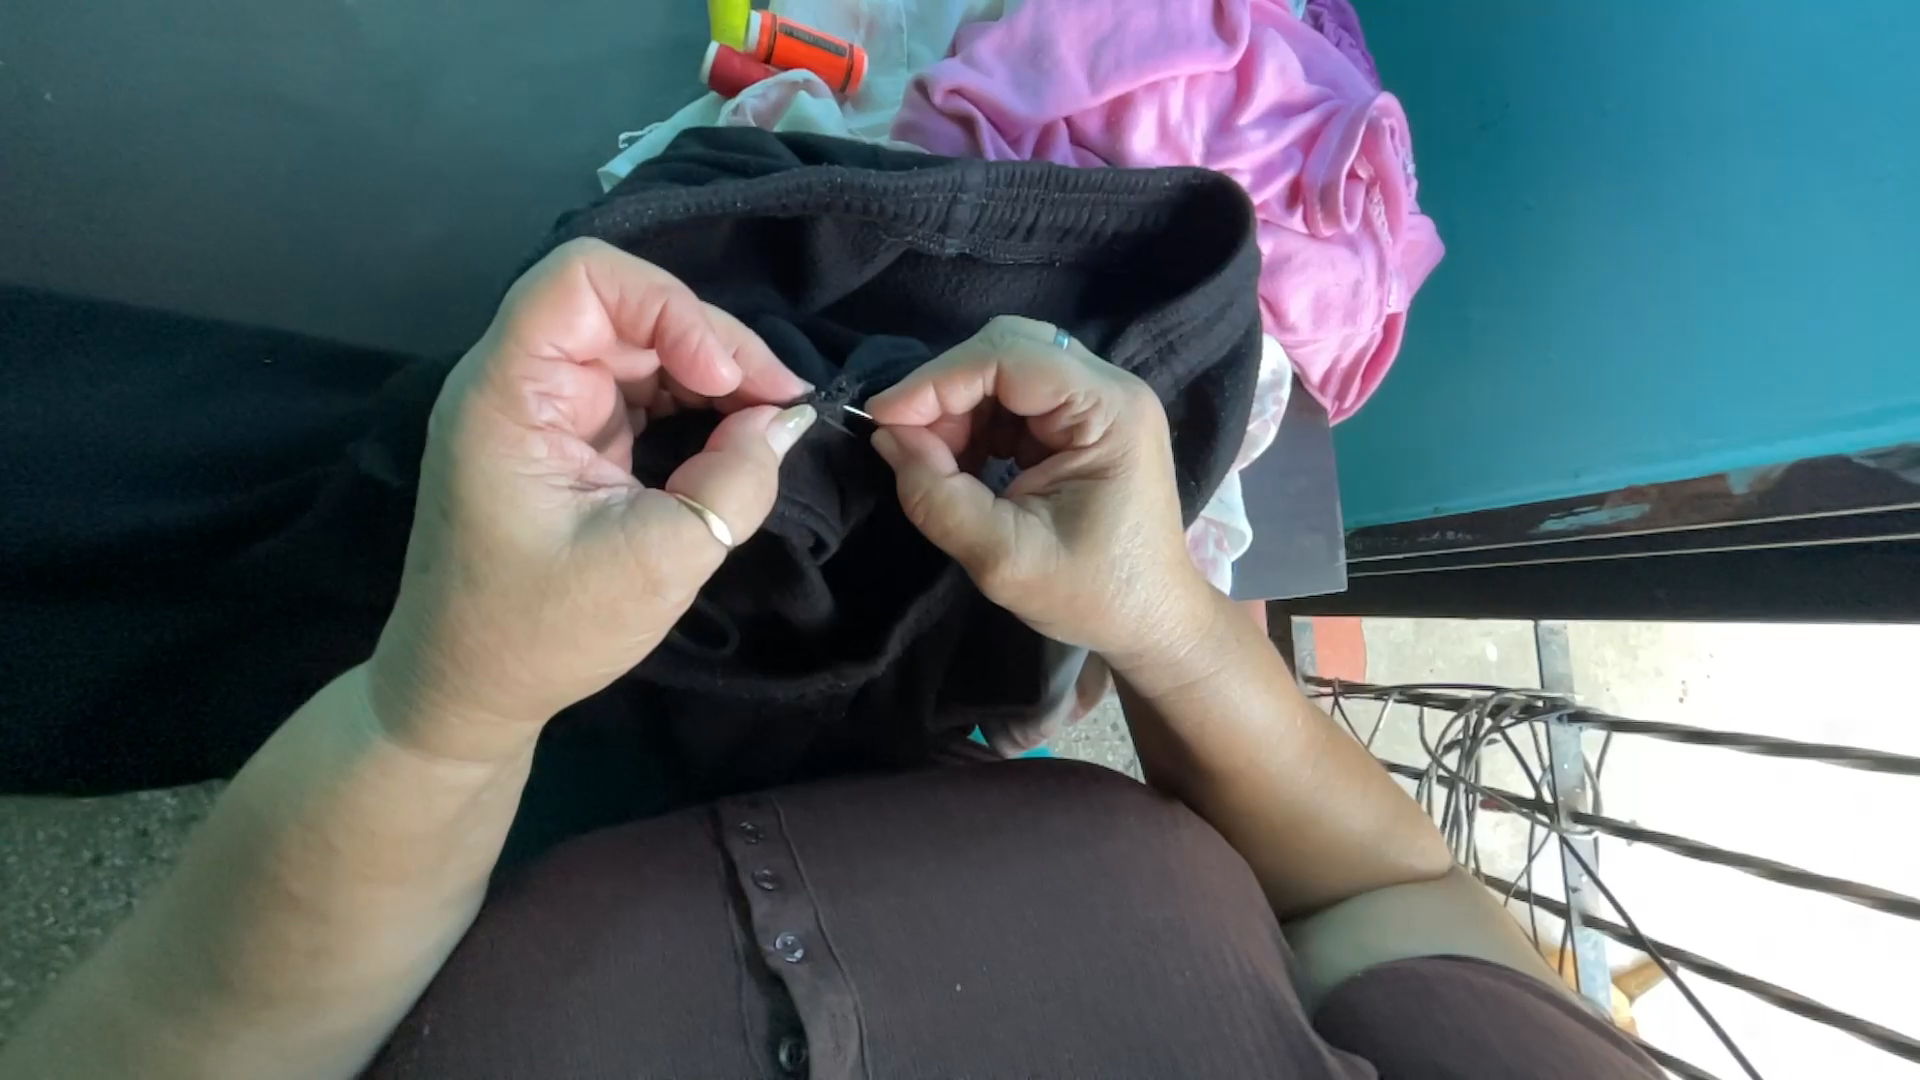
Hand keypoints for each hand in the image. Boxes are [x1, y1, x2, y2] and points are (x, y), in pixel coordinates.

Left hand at [367, 239, 816, 761]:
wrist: (473, 687)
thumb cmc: (546, 632)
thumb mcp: (660, 562)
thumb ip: (735, 484)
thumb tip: (786, 421)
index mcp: (512, 395)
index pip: (586, 282)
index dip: (671, 311)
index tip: (727, 382)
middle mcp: (525, 382)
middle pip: (630, 311)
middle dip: (718, 347)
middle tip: (786, 404)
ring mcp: (551, 408)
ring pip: (647, 347)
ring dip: (718, 374)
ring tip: (773, 419)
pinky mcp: (578, 437)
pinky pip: (648, 391)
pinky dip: (702, 403)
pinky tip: (739, 433)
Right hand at [865, 316, 1213, 664]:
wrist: (1148, 621)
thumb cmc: (1092, 596)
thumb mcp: (1003, 558)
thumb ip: (936, 498)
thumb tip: (887, 437)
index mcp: (1109, 411)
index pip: (1010, 357)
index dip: (937, 379)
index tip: (882, 419)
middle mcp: (1110, 390)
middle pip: (1008, 350)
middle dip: (947, 392)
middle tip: (911, 445)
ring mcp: (1099, 402)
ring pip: (1006, 370)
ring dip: (959, 410)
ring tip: (938, 463)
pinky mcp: (1084, 422)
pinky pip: (1015, 399)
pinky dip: (977, 424)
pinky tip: (965, 465)